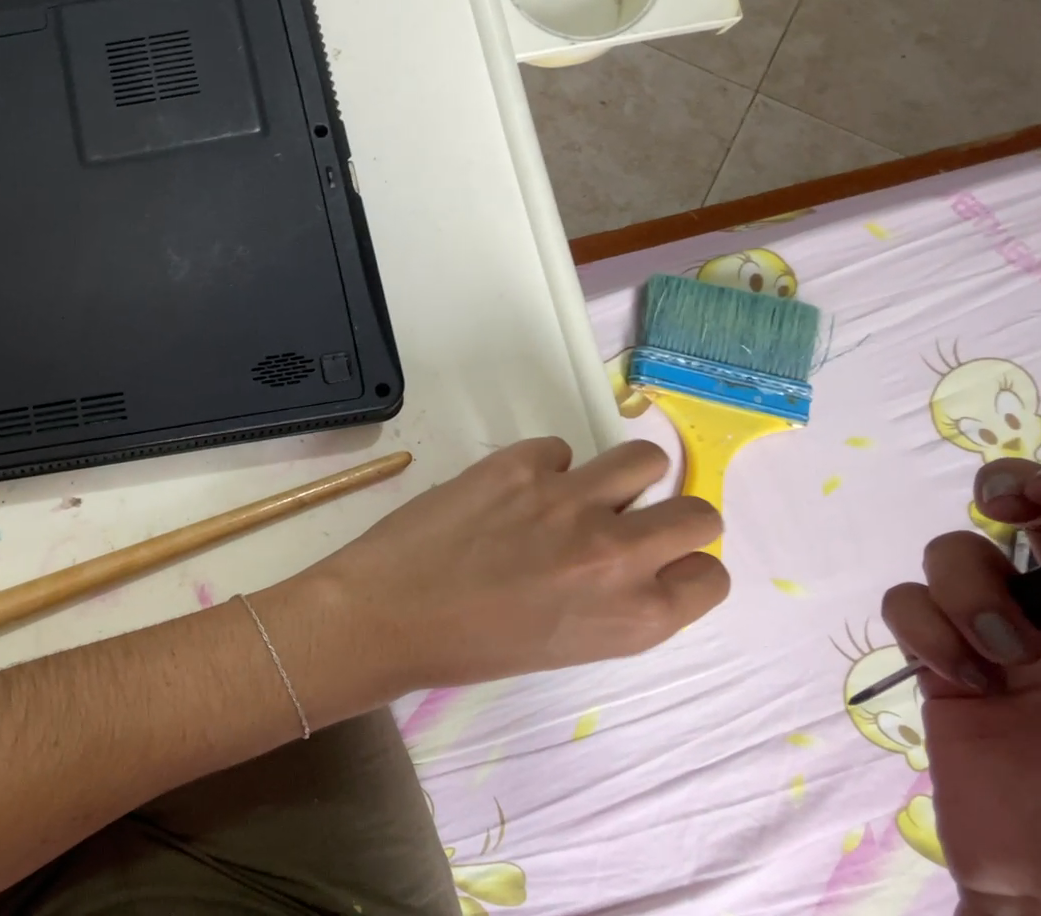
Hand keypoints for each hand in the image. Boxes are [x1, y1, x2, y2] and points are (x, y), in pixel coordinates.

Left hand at [271, 438, 726, 716]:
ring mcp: (566, 501)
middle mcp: (616, 554)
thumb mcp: (565, 643)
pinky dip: (543, 465)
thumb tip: (628, 559)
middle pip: (697, 512)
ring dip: (618, 476)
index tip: (653, 563)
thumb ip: (611, 601)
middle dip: (668, 514)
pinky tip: (508, 490)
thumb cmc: (467, 646)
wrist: (385, 614)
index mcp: (635, 618)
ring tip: (575, 493)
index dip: (681, 566)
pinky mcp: (515, 466)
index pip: (709, 576)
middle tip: (621, 522)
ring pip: (642, 459)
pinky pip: (557, 447)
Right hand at [882, 460, 1040, 915]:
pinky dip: (921, 632)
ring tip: (993, 653)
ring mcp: (997, 635)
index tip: (1017, 498)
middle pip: (1005, 527)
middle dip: (1004, 518)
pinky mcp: (940, 660)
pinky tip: (955, 675)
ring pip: (948, 561)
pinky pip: (904, 609)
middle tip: (1003, 515)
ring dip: (961, 593)